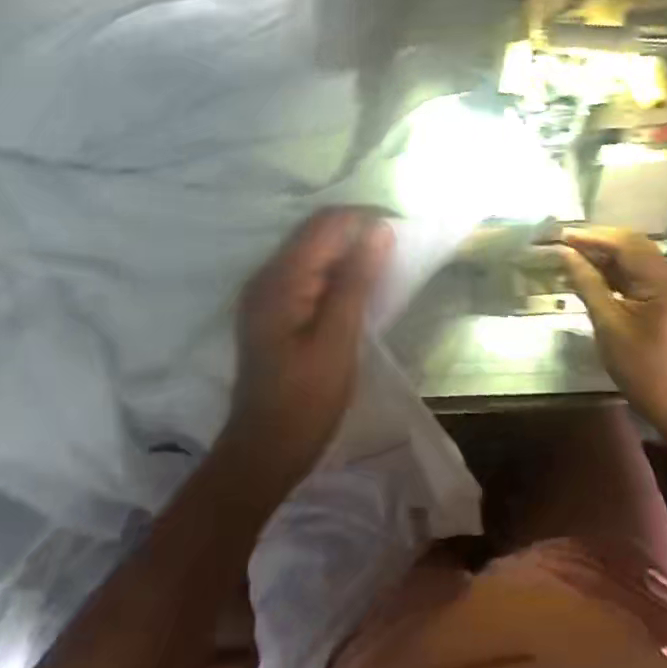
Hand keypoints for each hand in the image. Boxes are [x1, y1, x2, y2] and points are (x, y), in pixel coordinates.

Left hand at [221, 208, 392, 488]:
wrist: (264, 448)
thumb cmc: (305, 400)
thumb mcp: (338, 340)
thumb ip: (356, 282)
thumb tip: (378, 230)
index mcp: (279, 279)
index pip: (323, 224)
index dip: (363, 219)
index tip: (402, 231)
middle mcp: (266, 277)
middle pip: (315, 235)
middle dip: (357, 234)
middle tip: (399, 251)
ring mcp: (265, 295)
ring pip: (312, 255)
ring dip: (348, 256)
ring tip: (387, 268)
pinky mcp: (272, 312)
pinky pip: (307, 277)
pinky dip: (335, 276)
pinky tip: (360, 291)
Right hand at [556, 226, 666, 429]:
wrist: (666, 396)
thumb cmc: (636, 363)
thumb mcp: (606, 322)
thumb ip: (586, 283)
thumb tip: (564, 254)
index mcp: (662, 283)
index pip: (626, 245)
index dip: (592, 237)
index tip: (560, 236)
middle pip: (631, 244)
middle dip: (596, 240)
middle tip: (562, 242)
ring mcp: (666, 286)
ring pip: (631, 255)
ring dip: (601, 252)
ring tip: (568, 253)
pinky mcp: (659, 295)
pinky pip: (633, 271)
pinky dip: (609, 267)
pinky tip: (585, 269)